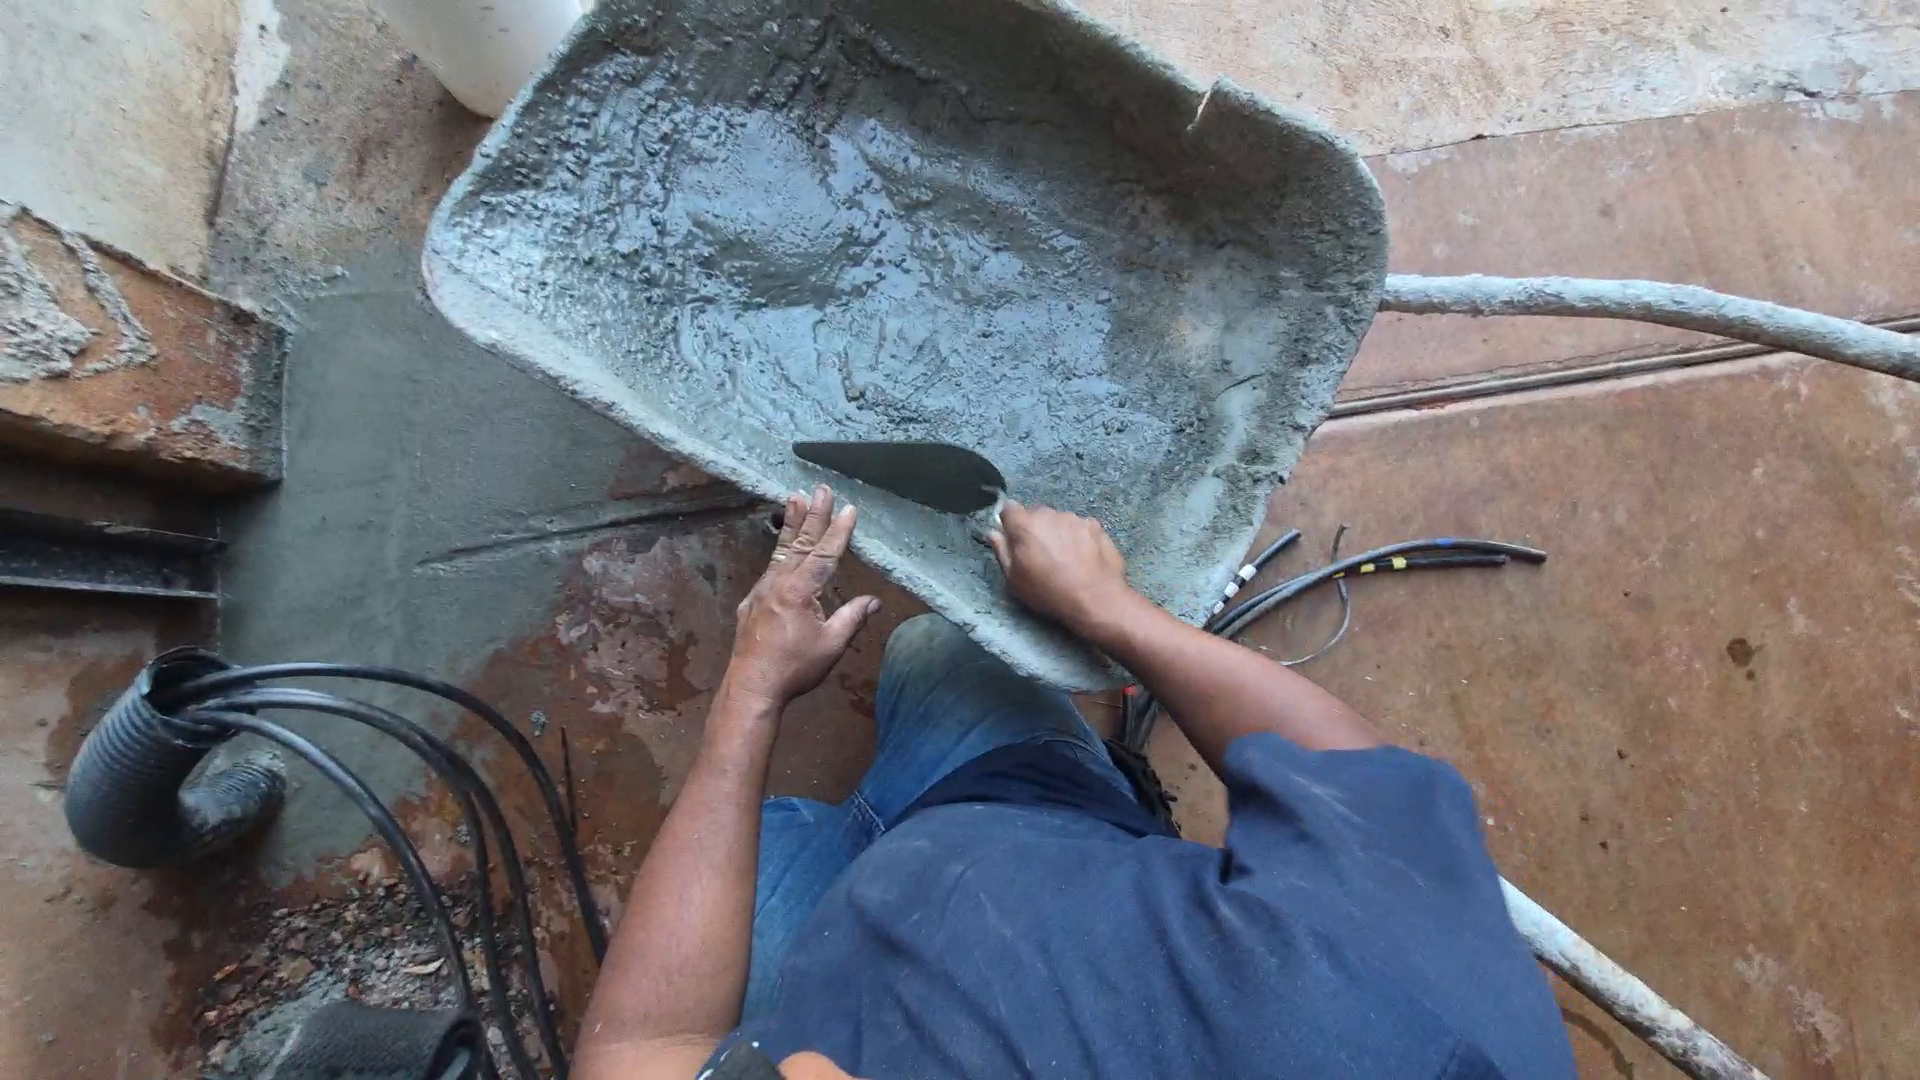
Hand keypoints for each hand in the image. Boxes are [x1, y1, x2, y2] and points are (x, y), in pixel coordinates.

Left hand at [723, 485, 880, 708]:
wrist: (751, 688)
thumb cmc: (794, 669)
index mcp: (799, 591)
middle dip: (813, 514)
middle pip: (800, 543)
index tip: (849, 508)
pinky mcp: (752, 603)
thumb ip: (852, 618)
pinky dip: (780, 551)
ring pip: (781, 551)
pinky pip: (770, 569)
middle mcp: (778, 584)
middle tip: (820, 489)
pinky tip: (783, 549)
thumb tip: (874, 600)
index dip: (839, 531)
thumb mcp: (831, 645)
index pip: (824, 554)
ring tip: (796, 498)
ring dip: (792, 524)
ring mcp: (761, 591)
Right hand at [986, 500, 1134, 632]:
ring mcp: (1075, 519)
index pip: (1008, 508)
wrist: (1096, 598)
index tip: (1013, 537)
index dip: (1009, 521)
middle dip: (1035, 528)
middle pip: (1035, 514)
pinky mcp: (1095, 526)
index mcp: (1025, 526)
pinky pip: (1079, 526)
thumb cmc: (1049, 592)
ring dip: (1057, 532)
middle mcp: (1049, 515)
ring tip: (1065, 559)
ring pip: (1059, 520)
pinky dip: (1078, 537)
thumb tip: (993, 532)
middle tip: (1040, 554)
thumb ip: (1002, 551)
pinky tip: (1083, 558)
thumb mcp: (1015, 580)